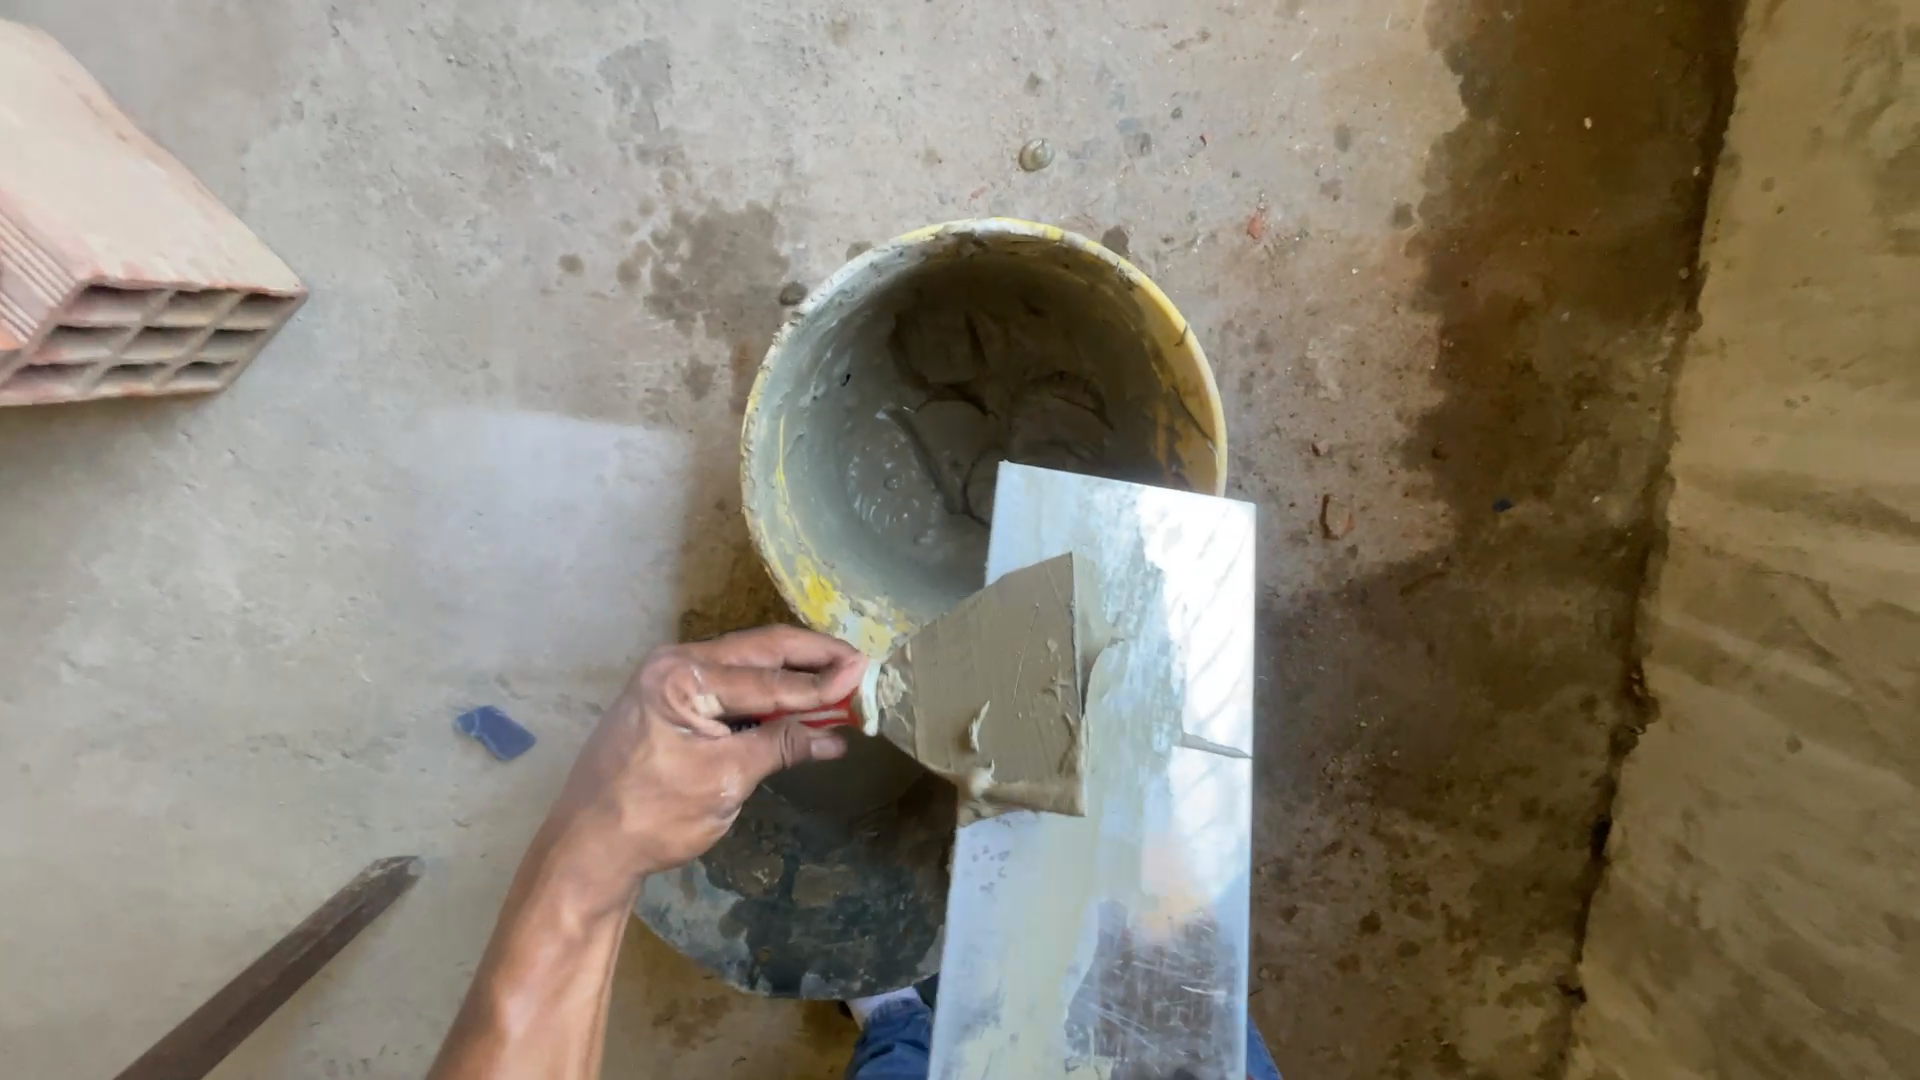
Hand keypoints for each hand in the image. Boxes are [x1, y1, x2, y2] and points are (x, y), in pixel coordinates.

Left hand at [540, 626, 866, 902]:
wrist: (584, 852)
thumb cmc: (652, 818)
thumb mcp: (725, 781)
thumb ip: (782, 747)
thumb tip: (837, 738)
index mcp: (681, 677)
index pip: (767, 677)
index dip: (820, 680)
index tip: (864, 672)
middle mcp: (675, 663)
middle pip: (760, 651)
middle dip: (812, 656)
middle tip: (857, 661)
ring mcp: (671, 678)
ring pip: (748, 663)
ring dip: (792, 671)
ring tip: (837, 674)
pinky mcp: (673, 698)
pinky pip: (732, 682)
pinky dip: (768, 689)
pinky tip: (796, 695)